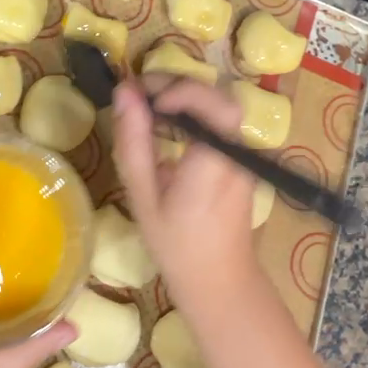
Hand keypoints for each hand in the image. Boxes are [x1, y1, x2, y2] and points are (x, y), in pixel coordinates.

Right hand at [111, 78, 259, 312]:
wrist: (220, 282)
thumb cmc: (177, 246)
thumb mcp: (143, 197)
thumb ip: (134, 143)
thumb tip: (124, 93)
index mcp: (214, 160)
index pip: (210, 102)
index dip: (177, 88)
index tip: (142, 97)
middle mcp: (236, 151)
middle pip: (217, 96)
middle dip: (177, 86)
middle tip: (139, 95)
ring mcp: (243, 154)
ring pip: (220, 104)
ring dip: (184, 97)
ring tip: (148, 108)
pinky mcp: (240, 159)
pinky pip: (220, 122)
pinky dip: (193, 114)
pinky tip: (166, 128)